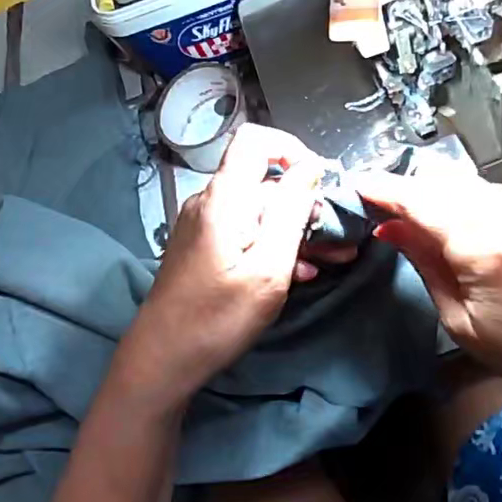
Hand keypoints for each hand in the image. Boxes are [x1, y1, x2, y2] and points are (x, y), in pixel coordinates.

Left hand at [116, 125, 328, 403]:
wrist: (162, 361)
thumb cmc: (218, 318)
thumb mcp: (268, 269)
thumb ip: (291, 211)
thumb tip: (310, 166)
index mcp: (224, 199)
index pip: (254, 141)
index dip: (291, 149)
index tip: (318, 182)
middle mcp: (210, 202)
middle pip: (263, 181)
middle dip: (306, 204)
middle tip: (340, 239)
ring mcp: (205, 225)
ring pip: (259, 210)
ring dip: (296, 230)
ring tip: (332, 259)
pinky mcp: (203, 247)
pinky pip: (246, 231)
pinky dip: (273, 244)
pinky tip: (299, 272)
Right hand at [355, 172, 501, 427]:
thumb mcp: (468, 325)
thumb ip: (427, 264)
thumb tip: (390, 227)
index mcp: (488, 245)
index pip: (419, 198)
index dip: (384, 189)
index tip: (358, 186)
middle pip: (447, 184)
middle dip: (417, 196)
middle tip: (396, 216)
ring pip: (481, 187)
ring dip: (456, 203)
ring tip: (450, 234)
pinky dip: (494, 209)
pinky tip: (501, 240)